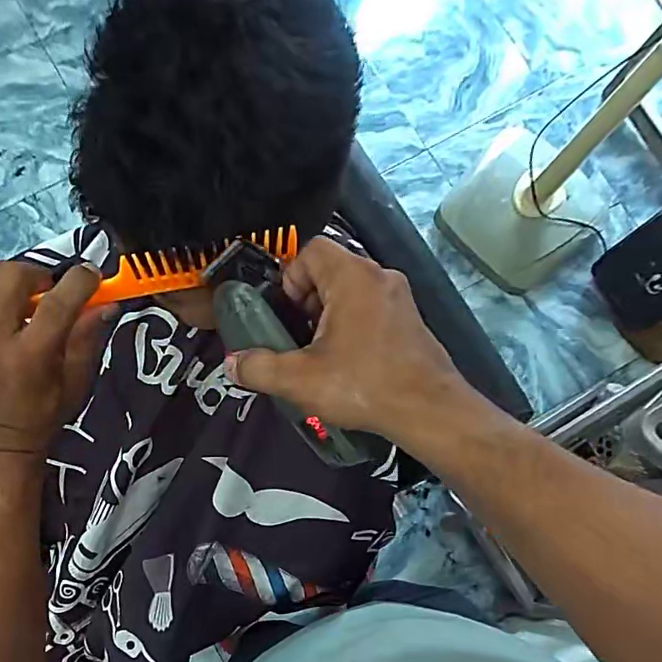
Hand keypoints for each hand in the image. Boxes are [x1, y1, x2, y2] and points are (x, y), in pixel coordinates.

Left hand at [0, 258, 110, 459]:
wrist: (6, 438)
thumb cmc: (47, 411)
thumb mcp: (78, 380)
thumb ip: (88, 339)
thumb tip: (106, 303)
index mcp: (32, 353)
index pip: (57, 302)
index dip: (80, 281)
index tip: (92, 276)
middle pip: (8, 277)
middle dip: (36, 272)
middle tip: (51, 287)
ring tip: (16, 286)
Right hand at [224, 236, 479, 441]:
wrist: (427, 410)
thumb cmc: (364, 386)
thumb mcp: (300, 380)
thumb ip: (260, 368)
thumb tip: (233, 364)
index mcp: (353, 277)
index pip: (310, 250)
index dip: (289, 279)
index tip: (284, 314)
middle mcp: (380, 277)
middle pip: (330, 271)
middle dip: (306, 303)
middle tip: (296, 339)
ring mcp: (400, 299)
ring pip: (352, 293)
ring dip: (329, 318)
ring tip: (319, 356)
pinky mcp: (411, 322)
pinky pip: (372, 311)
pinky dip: (354, 328)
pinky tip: (348, 365)